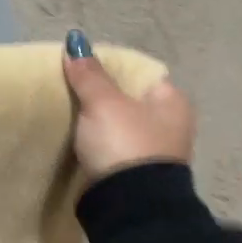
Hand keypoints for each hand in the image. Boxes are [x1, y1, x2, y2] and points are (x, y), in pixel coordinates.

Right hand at [62, 29, 194, 182]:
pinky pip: (113, 145)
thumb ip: (89, 75)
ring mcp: (154, 149)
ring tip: (69, 115)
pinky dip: (97, 141)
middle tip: (70, 92)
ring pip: (120, 124)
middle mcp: (171, 123)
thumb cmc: (124, 143)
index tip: (82, 71)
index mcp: (172, 101)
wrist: (129, 202)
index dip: (111, 69)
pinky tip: (78, 139)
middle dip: (102, 96)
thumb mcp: (103, 103)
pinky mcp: (135, 170)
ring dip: (99, 121)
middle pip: (128, 99)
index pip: (140, 74)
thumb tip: (75, 41)